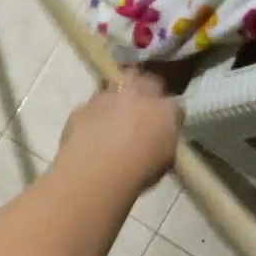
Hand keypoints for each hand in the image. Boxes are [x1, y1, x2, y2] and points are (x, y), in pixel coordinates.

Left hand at [53, 69, 180, 197]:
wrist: (95, 174)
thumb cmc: (137, 173)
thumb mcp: (165, 160)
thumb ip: (165, 138)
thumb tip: (161, 134)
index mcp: (164, 110)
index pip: (174, 104)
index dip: (168, 112)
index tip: (164, 122)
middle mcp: (137, 95)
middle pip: (144, 80)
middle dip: (144, 90)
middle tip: (140, 108)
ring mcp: (107, 97)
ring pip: (115, 87)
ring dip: (117, 97)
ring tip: (113, 116)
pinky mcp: (82, 107)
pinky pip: (91, 105)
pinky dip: (94, 113)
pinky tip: (91, 129)